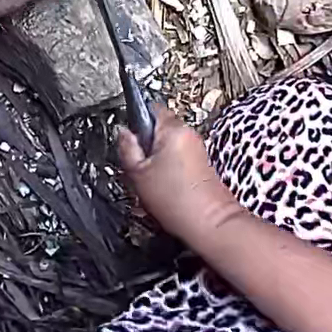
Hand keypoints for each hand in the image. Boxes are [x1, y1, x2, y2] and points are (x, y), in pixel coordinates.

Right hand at [117, 106, 243, 243]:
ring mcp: (197, 147)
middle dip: (146, 142)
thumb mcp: (137, 173)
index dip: (135, 121)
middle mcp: (188, 133)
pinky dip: (168, 166)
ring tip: (152, 178)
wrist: (210, 225)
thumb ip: (127, 148)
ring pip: (167, 143)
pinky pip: (177, 155)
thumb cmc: (177, 201)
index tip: (129, 137)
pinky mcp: (201, 163)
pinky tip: (165, 185)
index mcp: (173, 130)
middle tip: (139, 164)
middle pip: (158, 127)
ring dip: (156, 156)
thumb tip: (122, 132)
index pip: (150, 107)